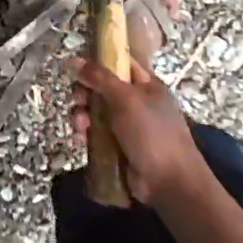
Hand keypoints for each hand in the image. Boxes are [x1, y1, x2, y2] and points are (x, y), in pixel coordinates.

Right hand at [69, 56, 212, 204]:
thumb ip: (100, 78)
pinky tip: (80, 138)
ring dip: (83, 114)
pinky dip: (87, 133)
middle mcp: (137, 102)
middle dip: (86, 92)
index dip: (99, 60)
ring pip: (96, 110)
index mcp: (146, 85)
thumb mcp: (127, 100)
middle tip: (79, 99)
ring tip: (80, 125)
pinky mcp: (118, 145)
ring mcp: (128, 125)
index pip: (121, 63)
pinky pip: (96, 132)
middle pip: (103, 87)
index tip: (78, 65)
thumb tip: (73, 59)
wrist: (169, 183)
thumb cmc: (152, 134)